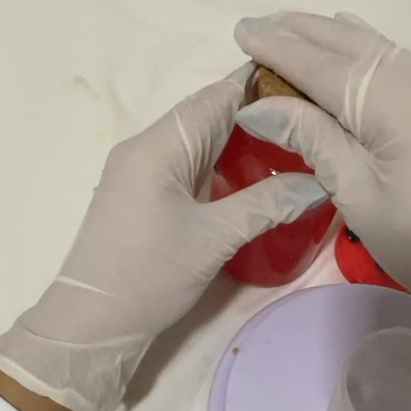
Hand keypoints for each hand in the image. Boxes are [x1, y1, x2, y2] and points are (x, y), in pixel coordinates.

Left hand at [0, 68, 327, 410]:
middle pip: (208, 113)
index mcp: (159, 145)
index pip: (218, 95)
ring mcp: (139, 169)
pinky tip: (250, 175)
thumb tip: (320, 182)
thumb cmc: (148, 277)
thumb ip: (268, 204)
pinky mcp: (140, 192)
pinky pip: (186, 163)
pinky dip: (219, 163)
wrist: (91, 324)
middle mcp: (145, 146)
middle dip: (258, 113)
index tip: (310, 89)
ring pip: (198, 139)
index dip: (263, 86)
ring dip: (239, 140)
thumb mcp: (214, 239)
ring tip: (291, 145)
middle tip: (311, 122)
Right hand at [233, 12, 410, 377]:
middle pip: (354, 45)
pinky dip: (366, 54)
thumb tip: (258, 106)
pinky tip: (346, 44)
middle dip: (303, 33)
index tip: (243, 30)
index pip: (327, 69)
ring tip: (291, 29)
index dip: (281, 51)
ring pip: (380, 48)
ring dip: (333, 39)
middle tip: (258, 23)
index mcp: (403, 107)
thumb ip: (312, 140)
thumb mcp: (357, 197)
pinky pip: (404, 62)